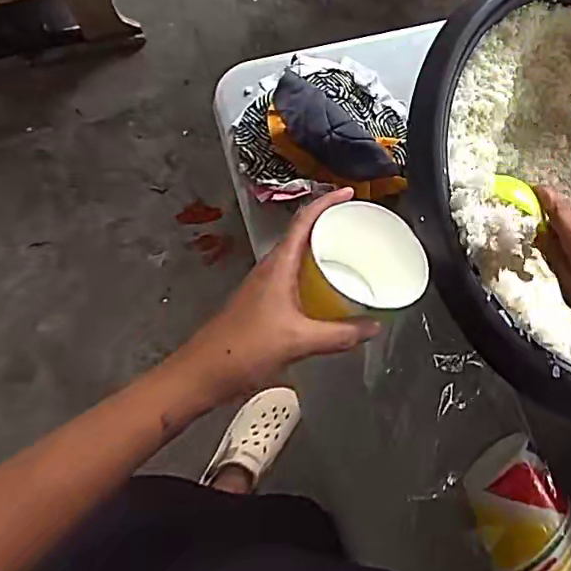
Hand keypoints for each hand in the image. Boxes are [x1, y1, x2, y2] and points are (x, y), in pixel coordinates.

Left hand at [166, 189, 379, 409]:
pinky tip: (329, 287)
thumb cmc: (242, 350)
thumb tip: (373, 326)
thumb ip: (340, 335)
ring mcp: (265, 285)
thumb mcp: (298, 342)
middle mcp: (271, 269)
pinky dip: (315, 272)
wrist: (196, 377)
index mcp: (278, 265)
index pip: (303, 220)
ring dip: (322, 247)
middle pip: (303, 233)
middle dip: (330, 222)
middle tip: (358, 222)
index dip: (327, 202)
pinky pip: (295, 275)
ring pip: (298, 255)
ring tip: (350, 250)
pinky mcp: (263, 302)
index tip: (350, 193)